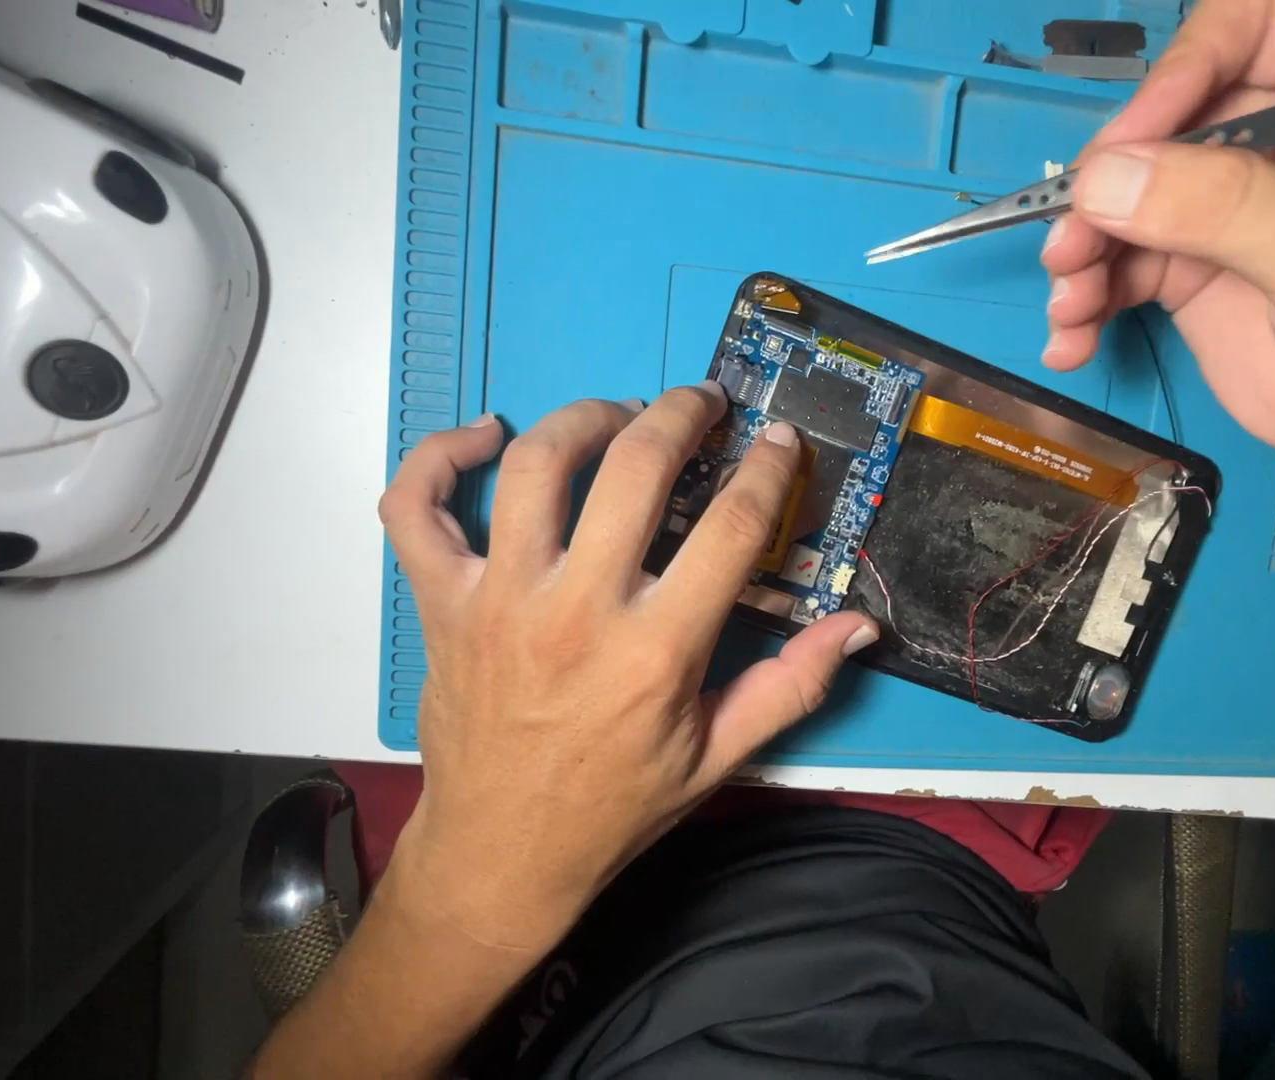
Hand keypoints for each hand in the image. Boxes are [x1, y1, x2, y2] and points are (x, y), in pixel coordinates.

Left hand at [377, 386, 877, 951]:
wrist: (501, 856)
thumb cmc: (614, 809)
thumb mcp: (717, 757)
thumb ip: (793, 685)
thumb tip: (860, 626)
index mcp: (655, 650)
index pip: (731, 528)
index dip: (767, 469)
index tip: (777, 440)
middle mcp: (575, 611)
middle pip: (633, 470)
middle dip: (680, 416)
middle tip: (700, 402)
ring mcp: (498, 600)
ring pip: (534, 467)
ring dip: (583, 418)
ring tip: (617, 414)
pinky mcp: (442, 603)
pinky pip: (415, 507)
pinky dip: (440, 455)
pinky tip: (486, 436)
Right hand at [1041, 0, 1274, 511]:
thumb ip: (1230, 209)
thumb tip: (1102, 181)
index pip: (1256, 24)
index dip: (1182, 74)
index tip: (1127, 153)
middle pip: (1162, 123)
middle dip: (1104, 190)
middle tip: (1071, 253)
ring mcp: (1227, 208)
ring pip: (1121, 201)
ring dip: (1079, 256)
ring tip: (1069, 309)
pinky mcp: (1189, 272)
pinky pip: (1112, 270)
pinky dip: (1082, 305)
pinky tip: (1073, 342)